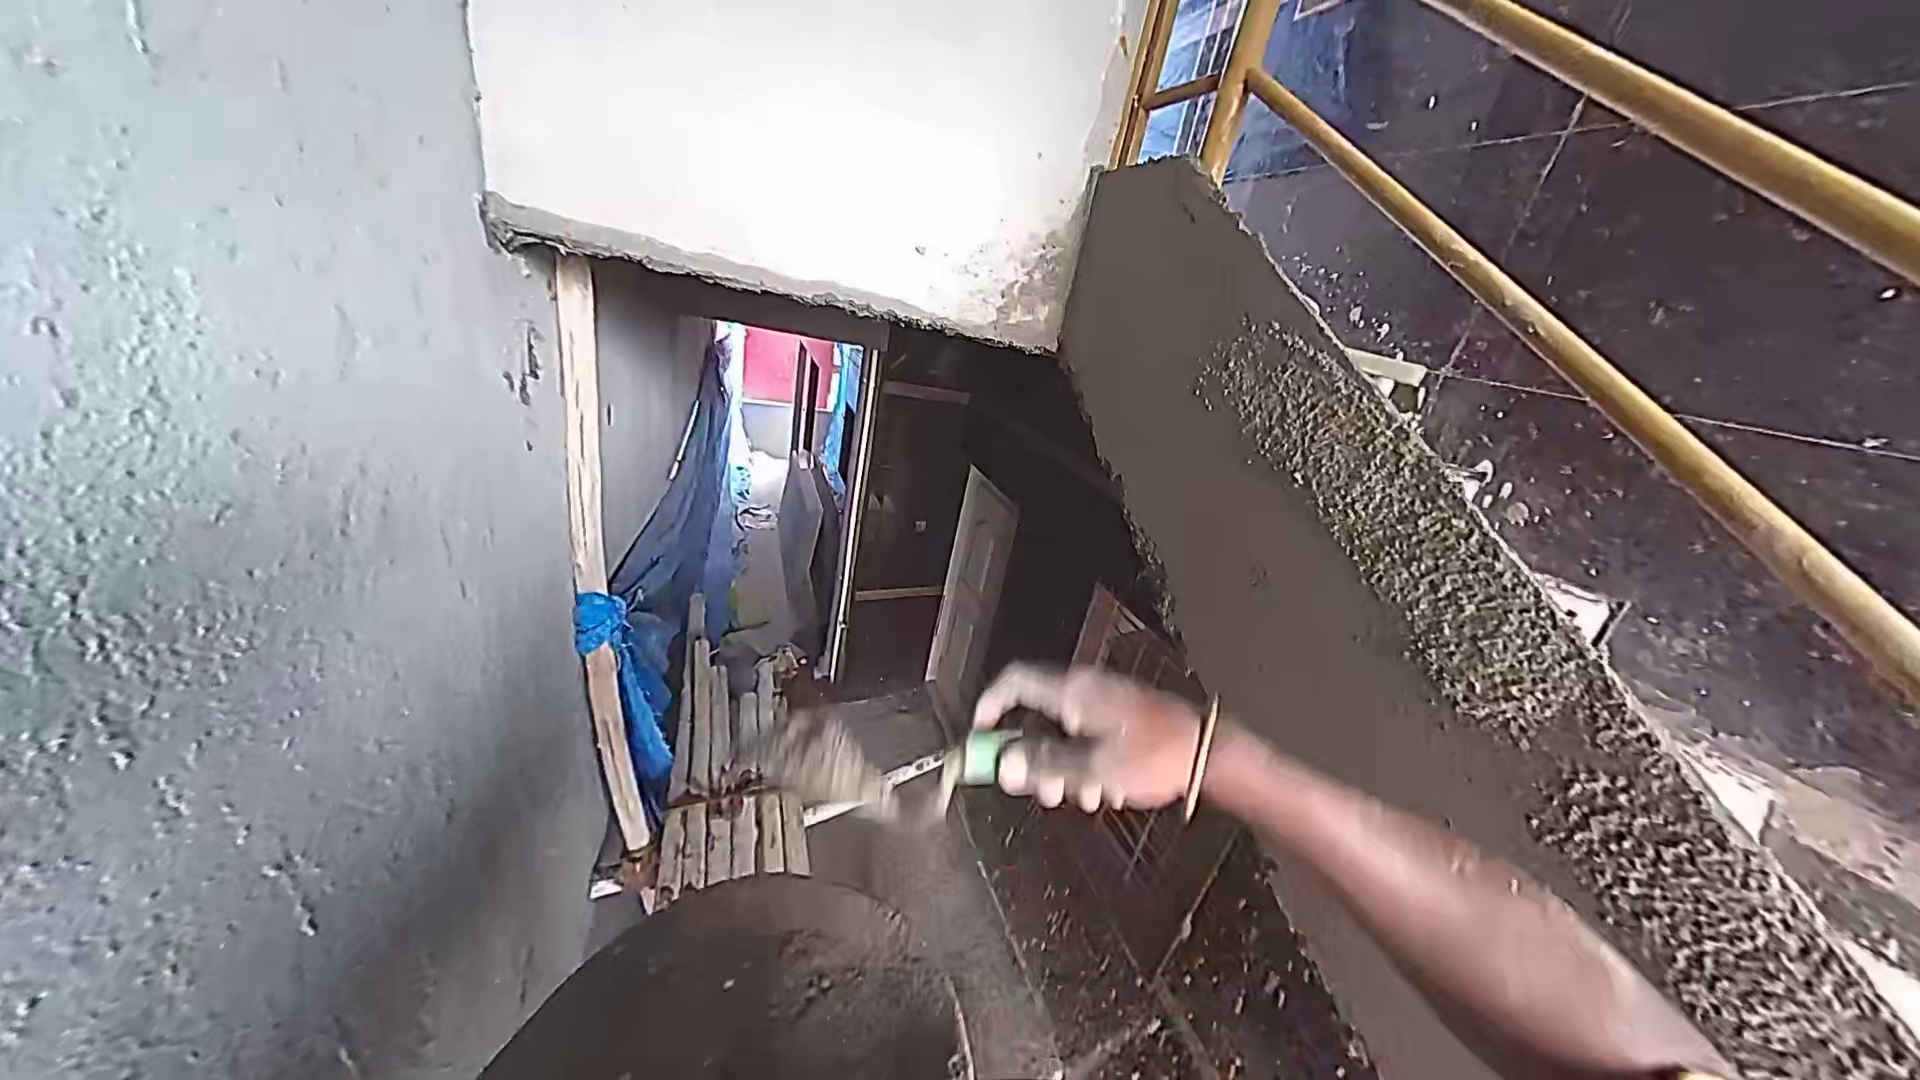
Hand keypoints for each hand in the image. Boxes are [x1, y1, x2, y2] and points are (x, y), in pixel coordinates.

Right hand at [971, 663, 1205, 812]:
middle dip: (1034, 755)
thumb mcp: (1094, 768)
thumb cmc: (1154, 756)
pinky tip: (1102, 788)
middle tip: (1040, 787)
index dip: (991, 705)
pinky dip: (1083, 761)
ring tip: (1080, 794)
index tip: (980, 732)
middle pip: (1038, 715)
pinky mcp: (1118, 715)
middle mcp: (1084, 689)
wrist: (1208, 753)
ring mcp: (1103, 701)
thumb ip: (1045, 766)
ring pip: (1062, 732)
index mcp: (1074, 692)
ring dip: (1062, 765)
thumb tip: (1004, 766)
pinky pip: (1085, 736)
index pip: (1016, 682)